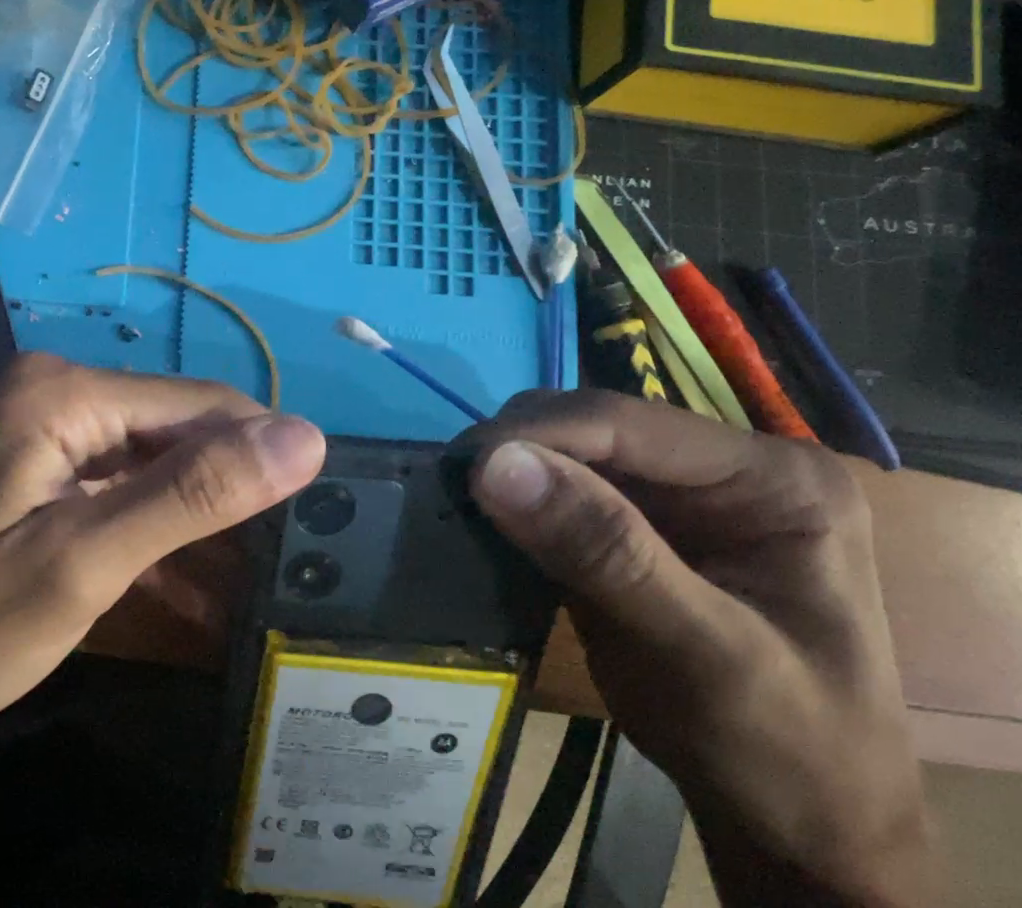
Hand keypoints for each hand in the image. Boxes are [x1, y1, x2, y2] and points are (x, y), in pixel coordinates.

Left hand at [0, 354, 324, 755]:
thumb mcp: (80, 566)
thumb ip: (188, 497)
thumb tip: (303, 437)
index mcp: (63, 398)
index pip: (206, 407)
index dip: (267, 463)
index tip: (320, 535)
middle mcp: (54, 398)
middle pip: (180, 435)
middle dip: (235, 500)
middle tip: (293, 578)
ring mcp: (40, 440)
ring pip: (155, 472)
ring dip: (202, 532)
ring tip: (262, 596)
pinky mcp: (34, 481)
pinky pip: (117, 499)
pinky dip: (156, 547)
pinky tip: (200, 603)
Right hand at [459, 391, 929, 906]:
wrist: (798, 823)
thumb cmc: (779, 745)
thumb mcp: (703, 653)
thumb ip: (605, 552)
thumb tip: (494, 465)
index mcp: (773, 478)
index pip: (626, 422)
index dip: (534, 435)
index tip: (453, 472)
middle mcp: (724, 471)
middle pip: (590, 428)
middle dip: (514, 453)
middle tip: (448, 501)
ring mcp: (677, 502)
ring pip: (563, 457)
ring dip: (505, 480)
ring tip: (455, 517)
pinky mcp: (633, 534)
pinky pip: (555, 498)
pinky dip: (512, 511)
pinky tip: (481, 536)